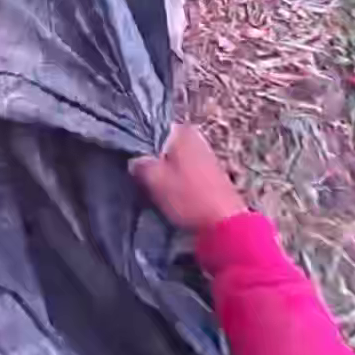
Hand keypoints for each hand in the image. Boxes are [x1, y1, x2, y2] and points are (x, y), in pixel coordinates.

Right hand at [129, 124, 247, 232]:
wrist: (226, 227)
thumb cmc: (188, 197)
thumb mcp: (153, 178)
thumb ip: (138, 162)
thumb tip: (134, 160)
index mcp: (182, 130)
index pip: (149, 127)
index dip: (136, 142)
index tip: (127, 157)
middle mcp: (196, 136)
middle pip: (162, 143)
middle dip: (150, 156)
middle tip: (137, 172)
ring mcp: (206, 154)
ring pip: (173, 157)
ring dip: (163, 168)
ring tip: (150, 184)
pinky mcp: (212, 173)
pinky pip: (184, 169)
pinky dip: (176, 177)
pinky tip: (168, 191)